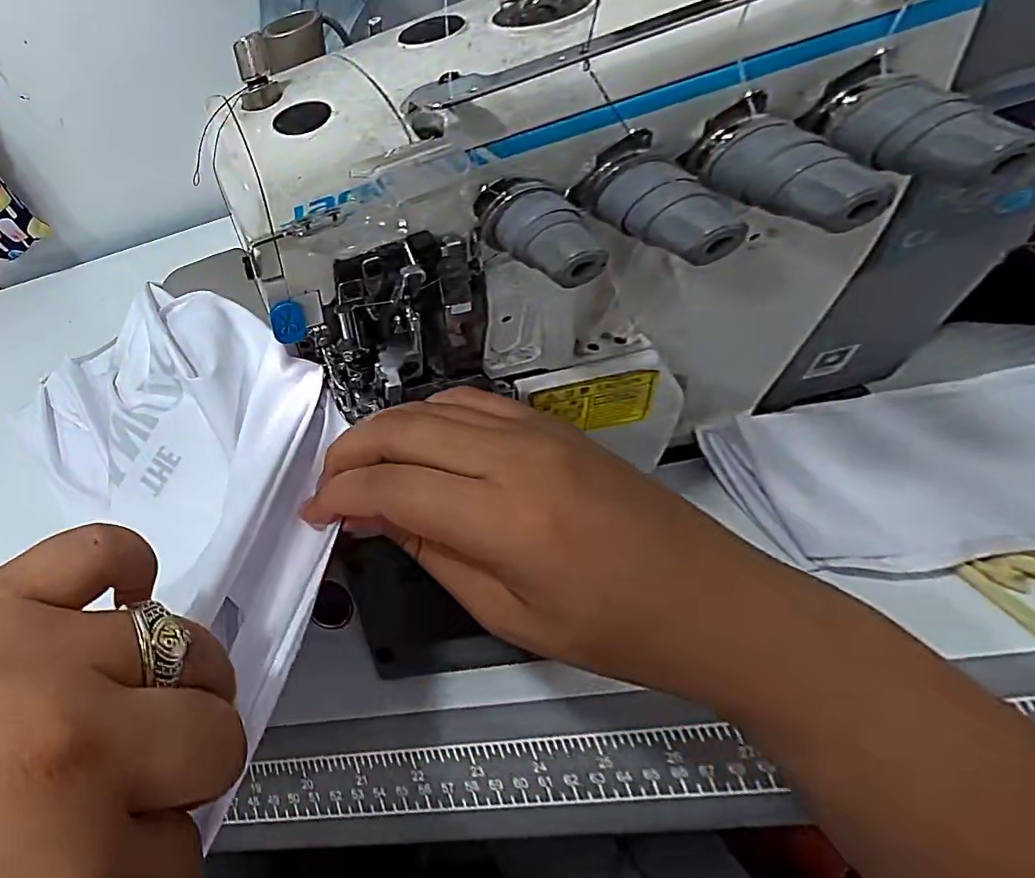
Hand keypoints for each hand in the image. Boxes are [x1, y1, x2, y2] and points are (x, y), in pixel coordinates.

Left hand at [0, 524, 245, 877]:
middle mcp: (82, 748)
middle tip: (149, 780)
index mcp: (74, 867)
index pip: (184, 857)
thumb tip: (148, 843)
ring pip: (179, 647)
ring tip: (162, 692)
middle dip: (188, 770)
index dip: (156, 856)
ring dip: (186, 677)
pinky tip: (130, 589)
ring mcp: (42, 653)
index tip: (129, 849)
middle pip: (207, 742)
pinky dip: (130, 562)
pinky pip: (97, 550)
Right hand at [301, 388, 800, 699]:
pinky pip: (464, 402)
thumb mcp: (506, 614)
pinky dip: (423, 416)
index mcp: (507, 521)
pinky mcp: (549, 424)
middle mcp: (516, 460)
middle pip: (398, 430)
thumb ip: (427, 551)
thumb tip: (368, 515)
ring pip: (425, 407)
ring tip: (361, 463)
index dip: (339, 496)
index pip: (391, 486)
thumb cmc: (616, 632)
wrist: (722, 606)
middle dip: (346, 453)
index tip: (313, 512)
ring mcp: (535, 432)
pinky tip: (416, 442)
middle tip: (326, 484)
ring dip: (379, 430)